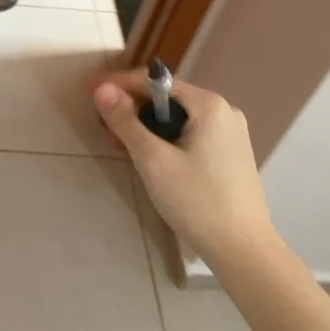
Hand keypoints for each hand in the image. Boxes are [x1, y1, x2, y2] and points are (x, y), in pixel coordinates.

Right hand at [91, 71, 281, 262]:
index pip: (154, 81)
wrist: (242, 249)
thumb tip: (102, 88)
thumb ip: (125, 121)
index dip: (117, 84)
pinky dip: (165, 139)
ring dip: (146, 126)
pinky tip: (150, 159)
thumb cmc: (196, 201)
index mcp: (209, 105)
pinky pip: (190, 133)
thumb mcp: (153, 160)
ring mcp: (230, 133)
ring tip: (121, 147)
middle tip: (103, 128)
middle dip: (131, 108)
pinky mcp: (230, 153)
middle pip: (166, 98)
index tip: (87, 90)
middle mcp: (224, 111)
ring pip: (177, 117)